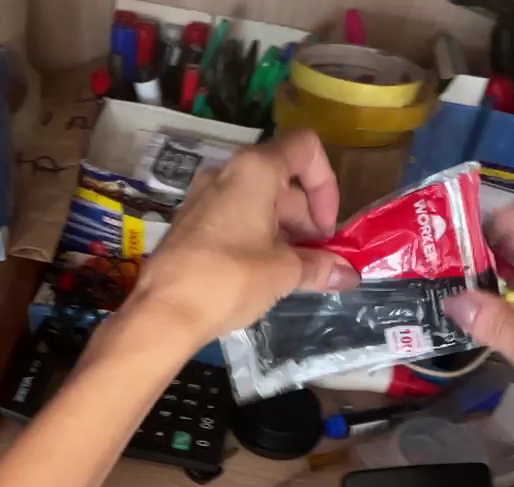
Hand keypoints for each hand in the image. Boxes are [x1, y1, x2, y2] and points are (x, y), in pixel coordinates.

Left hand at [130, 129, 360, 344]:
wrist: (164, 311)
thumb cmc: (229, 280)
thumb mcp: (282, 273)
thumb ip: (318, 267)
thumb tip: (348, 274)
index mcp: (255, 169)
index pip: (306, 148)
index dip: (326, 186)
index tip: (327, 230)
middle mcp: (228, 172)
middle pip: (282, 180)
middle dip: (306, 219)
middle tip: (314, 261)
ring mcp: (204, 196)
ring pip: (258, 202)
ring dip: (283, 232)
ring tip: (291, 273)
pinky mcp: (190, 223)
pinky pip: (234, 218)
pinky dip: (256, 237)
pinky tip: (261, 274)